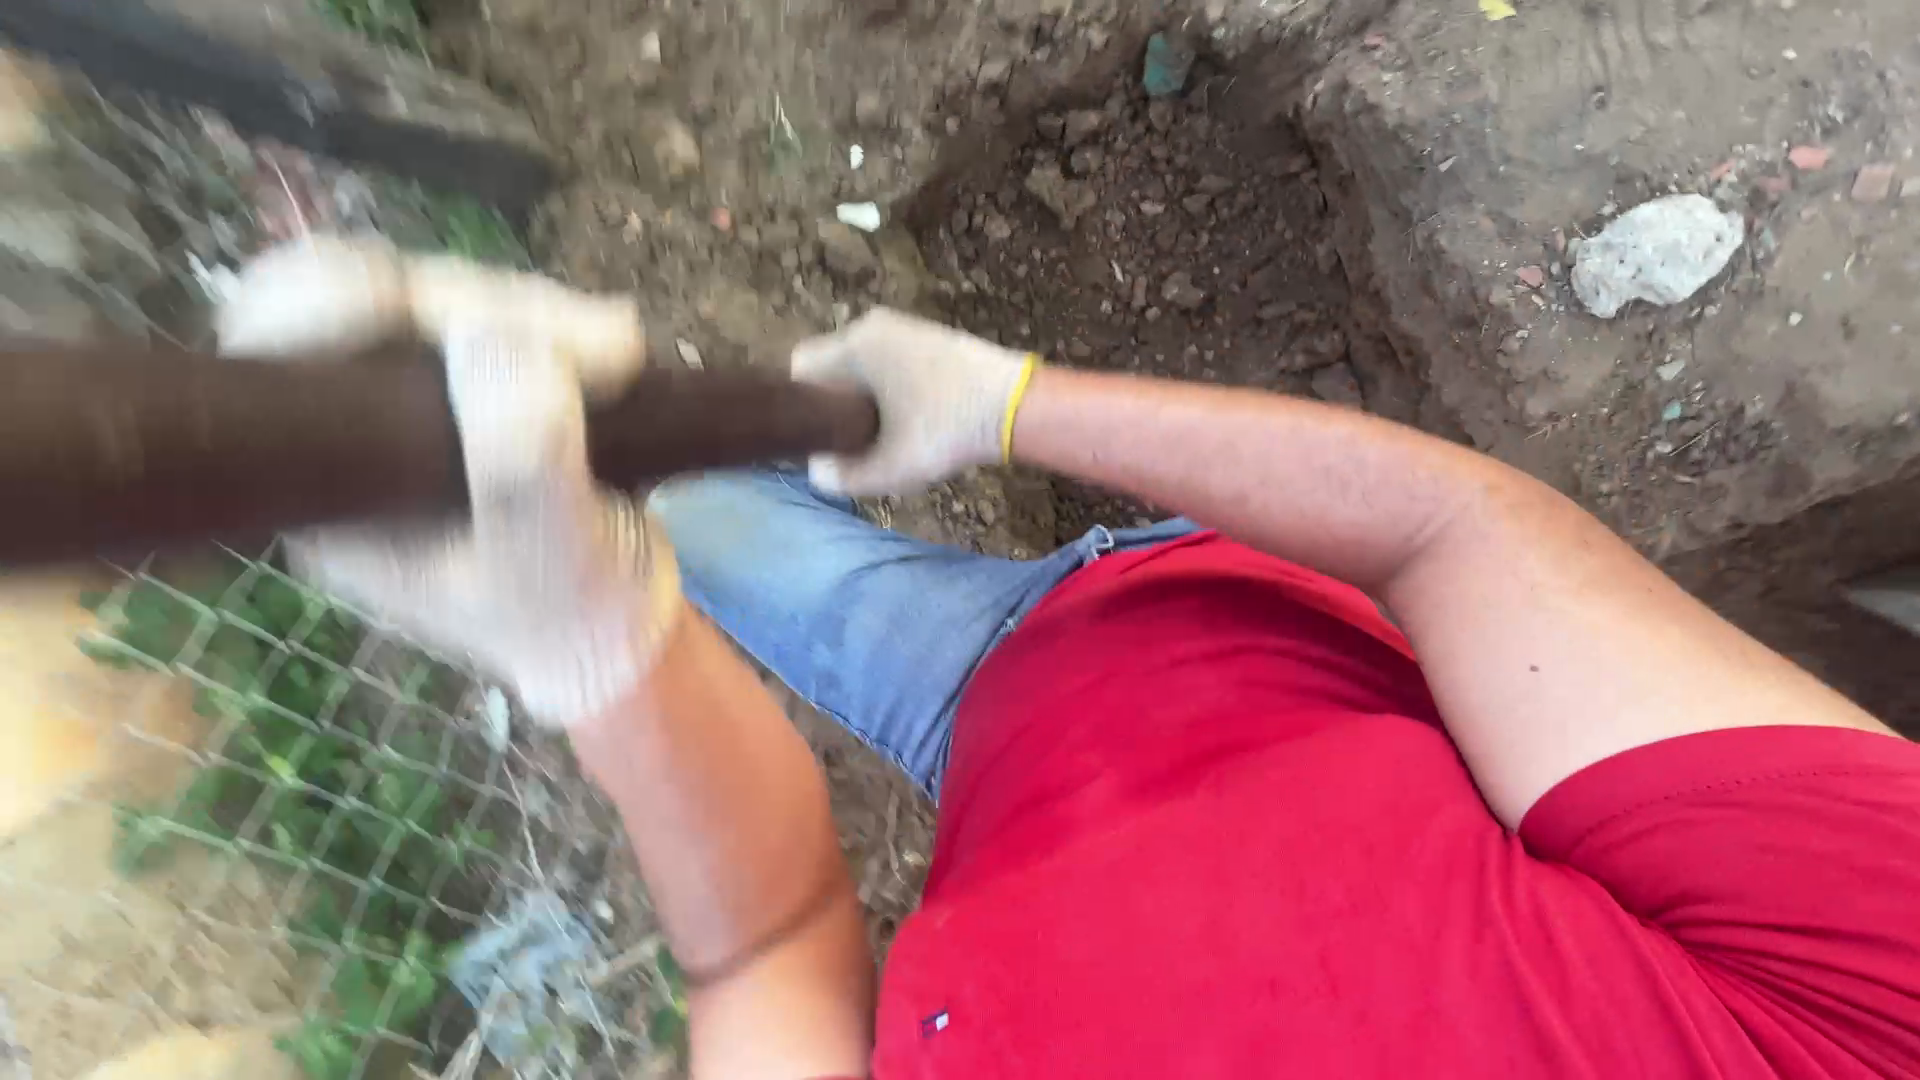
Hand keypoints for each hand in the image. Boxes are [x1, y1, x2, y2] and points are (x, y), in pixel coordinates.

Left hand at [215, 234, 679, 726]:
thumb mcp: (549, 555)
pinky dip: (569, 324)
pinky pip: (512, 326)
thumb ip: (520, 462)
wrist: (626, 624)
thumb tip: (498, 338)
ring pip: (455, 307)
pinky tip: (620, 345)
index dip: (346, 301)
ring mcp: (432, 411)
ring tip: (627, 353)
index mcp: (330, 488)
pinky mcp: (495, 397)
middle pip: (382, 311)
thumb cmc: (579, 613)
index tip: (449, 308)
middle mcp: (362, 439)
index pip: (287, 354)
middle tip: (604, 345)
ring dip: (546, 315)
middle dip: (490, 309)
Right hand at [789, 308, 1036, 494]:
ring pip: (864, 366)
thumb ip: (843, 476)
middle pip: (834, 366)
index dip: (805, 405)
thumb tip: (818, 471)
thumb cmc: (946, 433)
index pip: (802, 367)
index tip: (825, 436)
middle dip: (836, 403)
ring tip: (889, 433)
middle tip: (857, 440)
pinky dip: (892, 388)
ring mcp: (907, 327)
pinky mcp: (932, 337)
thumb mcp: (890, 468)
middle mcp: (875, 325)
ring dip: (866, 397)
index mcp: (856, 346)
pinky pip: (891, 362)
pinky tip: (914, 417)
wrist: (1016, 407)